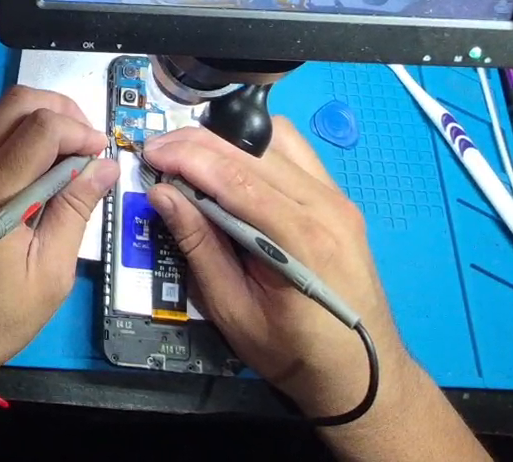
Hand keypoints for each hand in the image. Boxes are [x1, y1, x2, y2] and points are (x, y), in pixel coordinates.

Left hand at [0, 87, 115, 399]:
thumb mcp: (47, 277)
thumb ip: (75, 212)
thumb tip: (104, 167)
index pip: (43, 126)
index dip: (81, 131)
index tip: (102, 155)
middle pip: (18, 101)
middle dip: (61, 110)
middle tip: (86, 142)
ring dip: (36, 117)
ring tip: (65, 153)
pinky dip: (13, 133)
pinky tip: (32, 166)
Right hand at [143, 118, 422, 420]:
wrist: (362, 374)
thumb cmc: (294, 353)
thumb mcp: (233, 311)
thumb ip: (198, 246)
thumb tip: (161, 193)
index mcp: (303, 240)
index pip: (236, 177)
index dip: (189, 157)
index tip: (150, 152)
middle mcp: (326, 205)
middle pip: (252, 150)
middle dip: (197, 141)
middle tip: (158, 149)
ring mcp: (337, 195)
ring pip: (274, 137)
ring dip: (226, 137)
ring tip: (190, 153)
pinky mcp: (337, 194)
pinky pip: (292, 148)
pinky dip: (254, 144)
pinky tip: (230, 161)